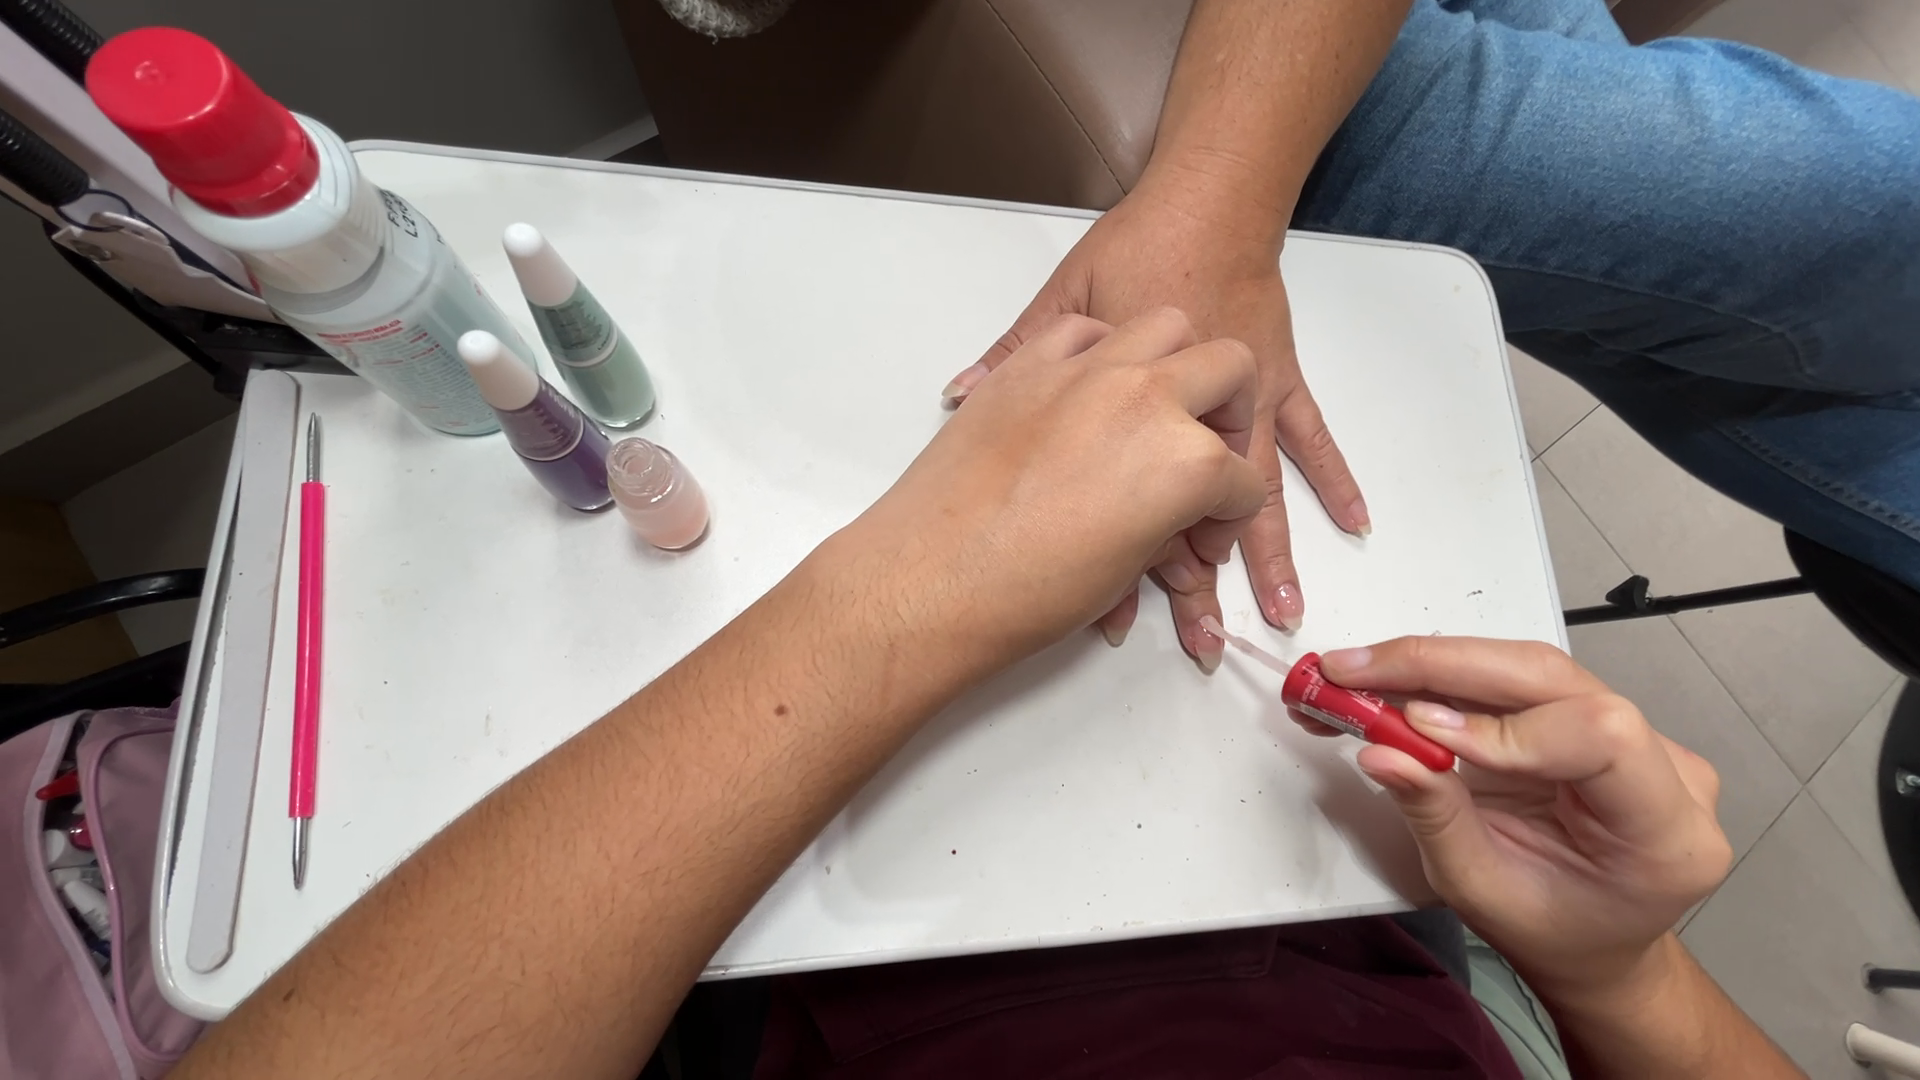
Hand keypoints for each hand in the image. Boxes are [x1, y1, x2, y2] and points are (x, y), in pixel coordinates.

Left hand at [834, 309, 1266, 676]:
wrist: (928, 578)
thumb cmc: (1029, 597)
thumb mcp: (1122, 572)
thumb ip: (1165, 527)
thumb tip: (1171, 526)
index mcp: (1186, 461)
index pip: (1244, 481)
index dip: (1232, 516)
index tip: (1209, 535)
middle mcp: (1148, 398)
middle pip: (1229, 370)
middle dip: (1229, 415)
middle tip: (1206, 455)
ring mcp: (1086, 370)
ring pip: (1166, 326)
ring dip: (1174, 363)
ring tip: (1155, 407)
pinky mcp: (1029, 363)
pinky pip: (1082, 328)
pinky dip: (1097, 351)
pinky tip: (1088, 385)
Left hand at [941, 179, 1368, 653]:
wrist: (1209, 195)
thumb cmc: (1135, 246)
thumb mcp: (1062, 297)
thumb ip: (1016, 350)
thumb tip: (958, 391)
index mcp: (1140, 398)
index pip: (1136, 494)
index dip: (1129, 558)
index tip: (1118, 613)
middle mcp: (1197, 411)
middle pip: (1196, 507)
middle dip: (1200, 575)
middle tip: (1204, 641)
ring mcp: (1249, 396)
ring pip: (1258, 488)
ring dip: (1268, 553)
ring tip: (1280, 613)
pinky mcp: (1283, 376)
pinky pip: (1313, 435)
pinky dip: (1334, 478)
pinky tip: (1355, 522)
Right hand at [1321, 637, 1732, 998]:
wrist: (1590, 934)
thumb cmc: (1548, 928)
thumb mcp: (1481, 889)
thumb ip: (1435, 817)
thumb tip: (1377, 752)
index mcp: (1663, 828)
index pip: (1600, 736)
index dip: (1502, 725)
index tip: (1416, 727)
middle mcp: (1659, 761)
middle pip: (1545, 675)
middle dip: (1435, 666)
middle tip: (1346, 671)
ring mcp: (1620, 727)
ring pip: (1513, 663)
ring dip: (1420, 663)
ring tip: (1346, 675)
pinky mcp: (1570, 711)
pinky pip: (1497, 676)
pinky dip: (1426, 674)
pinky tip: (1375, 681)